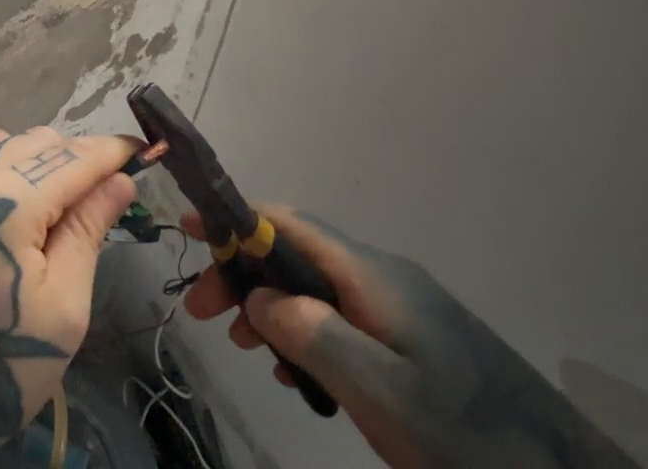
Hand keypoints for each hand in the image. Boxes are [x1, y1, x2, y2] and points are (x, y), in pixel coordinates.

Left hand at [0, 127, 139, 467]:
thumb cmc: (0, 362)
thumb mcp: (63, 306)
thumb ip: (88, 232)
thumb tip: (120, 181)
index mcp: (5, 203)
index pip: (72, 159)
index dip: (111, 152)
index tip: (143, 149)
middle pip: (36, 143)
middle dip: (77, 157)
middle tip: (105, 187)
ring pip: (0, 144)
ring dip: (37, 158)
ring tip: (60, 197)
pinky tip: (13, 200)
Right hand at [183, 208, 638, 468]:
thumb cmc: (458, 428)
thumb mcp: (377, 388)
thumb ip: (312, 334)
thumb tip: (261, 297)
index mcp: (370, 274)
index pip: (289, 223)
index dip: (235, 220)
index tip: (190, 229)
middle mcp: (380, 276)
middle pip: (294, 253)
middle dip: (242, 273)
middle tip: (206, 314)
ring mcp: (396, 305)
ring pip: (312, 286)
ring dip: (268, 305)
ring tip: (243, 345)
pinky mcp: (406, 335)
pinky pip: (337, 315)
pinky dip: (301, 329)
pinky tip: (292, 370)